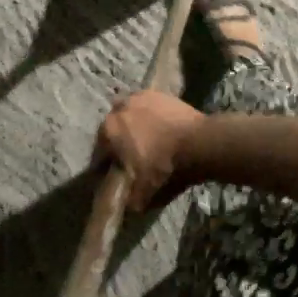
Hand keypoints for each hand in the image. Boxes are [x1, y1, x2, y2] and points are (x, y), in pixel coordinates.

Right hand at [95, 90, 205, 210]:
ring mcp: (140, 97)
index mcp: (108, 132)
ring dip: (133, 126)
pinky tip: (160, 128)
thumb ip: (124, 201)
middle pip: (113, 130)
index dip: (105, 168)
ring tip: (147, 141)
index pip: (98, 154)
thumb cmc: (165, 171)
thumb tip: (120, 203)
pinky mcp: (159, 93)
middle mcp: (119, 109)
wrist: (199, 144)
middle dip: (118, 143)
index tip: (114, 177)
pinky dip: (150, 116)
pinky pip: (147, 106)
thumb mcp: (141, 199)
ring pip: (129, 114)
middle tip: (131, 159)